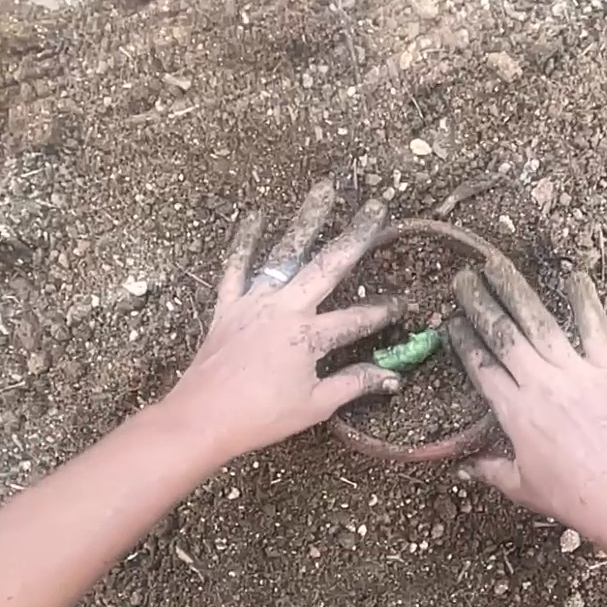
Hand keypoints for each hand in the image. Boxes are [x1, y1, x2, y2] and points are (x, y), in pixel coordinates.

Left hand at [167, 180, 404, 456]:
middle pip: (327, 265)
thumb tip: (391, 377)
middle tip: (376, 207)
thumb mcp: (316, 405)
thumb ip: (354, 384)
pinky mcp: (228, 307)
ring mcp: (253, 302)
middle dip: (355, 235)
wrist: (203, 417)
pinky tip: (255, 216)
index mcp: (309, 336)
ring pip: (285, 253)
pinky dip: (245, 241)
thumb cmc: (262, 417)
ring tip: (323, 189)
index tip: (403, 306)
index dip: (383, 313)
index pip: (356, 320)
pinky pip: (237, 267)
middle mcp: (284, 309)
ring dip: (306, 220)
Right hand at [444, 257, 606, 546]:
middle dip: (480, 303)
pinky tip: (574, 274)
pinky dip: (584, 300)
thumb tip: (465, 467)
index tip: (452, 319)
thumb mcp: (522, 487)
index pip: (482, 367)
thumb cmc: (570, 496)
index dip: (464, 341)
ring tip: (497, 265)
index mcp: (515, 412)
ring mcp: (576, 373)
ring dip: (516, 291)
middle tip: (464, 279)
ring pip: (539, 323)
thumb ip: (491, 470)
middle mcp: (541, 384)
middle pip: (503, 334)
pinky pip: (594, 328)